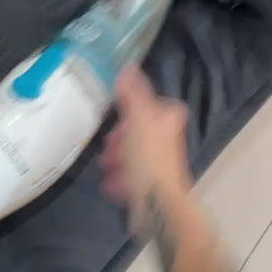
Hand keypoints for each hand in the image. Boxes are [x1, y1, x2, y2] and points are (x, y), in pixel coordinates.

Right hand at [99, 67, 190, 227]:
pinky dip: (119, 177)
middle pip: (139, 130)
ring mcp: (160, 164)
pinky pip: (131, 176)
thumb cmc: (148, 157)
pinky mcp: (151, 185)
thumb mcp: (137, 118)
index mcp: (167, 120)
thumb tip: (127, 66)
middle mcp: (167, 140)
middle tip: (107, 143)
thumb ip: (132, 93)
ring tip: (105, 164)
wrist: (157, 205)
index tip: (119, 115)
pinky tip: (109, 183)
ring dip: (117, 157)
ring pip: (134, 154)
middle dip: (120, 136)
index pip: (152, 105)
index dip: (134, 108)